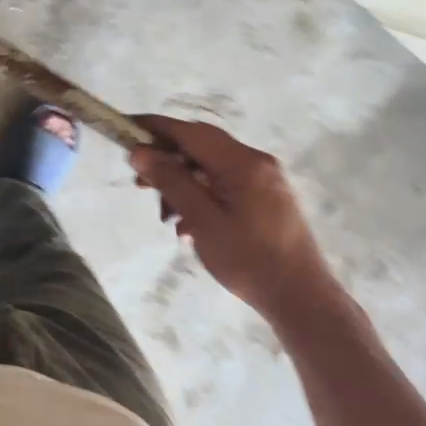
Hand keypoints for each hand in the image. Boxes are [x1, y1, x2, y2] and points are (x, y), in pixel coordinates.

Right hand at [129, 116, 340, 321]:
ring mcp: (264, 181)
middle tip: (140, 184)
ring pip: (210, 169)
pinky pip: (224, 185)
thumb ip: (170, 181)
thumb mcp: (202, 219)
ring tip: (167, 219)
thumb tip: (140, 151)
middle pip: (200, 148)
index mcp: (242, 163)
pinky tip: (190, 228)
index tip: (126, 130)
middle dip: (167, 162)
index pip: (190, 131)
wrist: (300, 297)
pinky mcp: (266, 199)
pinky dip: (201, 198)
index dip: (155, 128)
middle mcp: (256, 162)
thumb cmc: (248, 259)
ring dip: (182, 185)